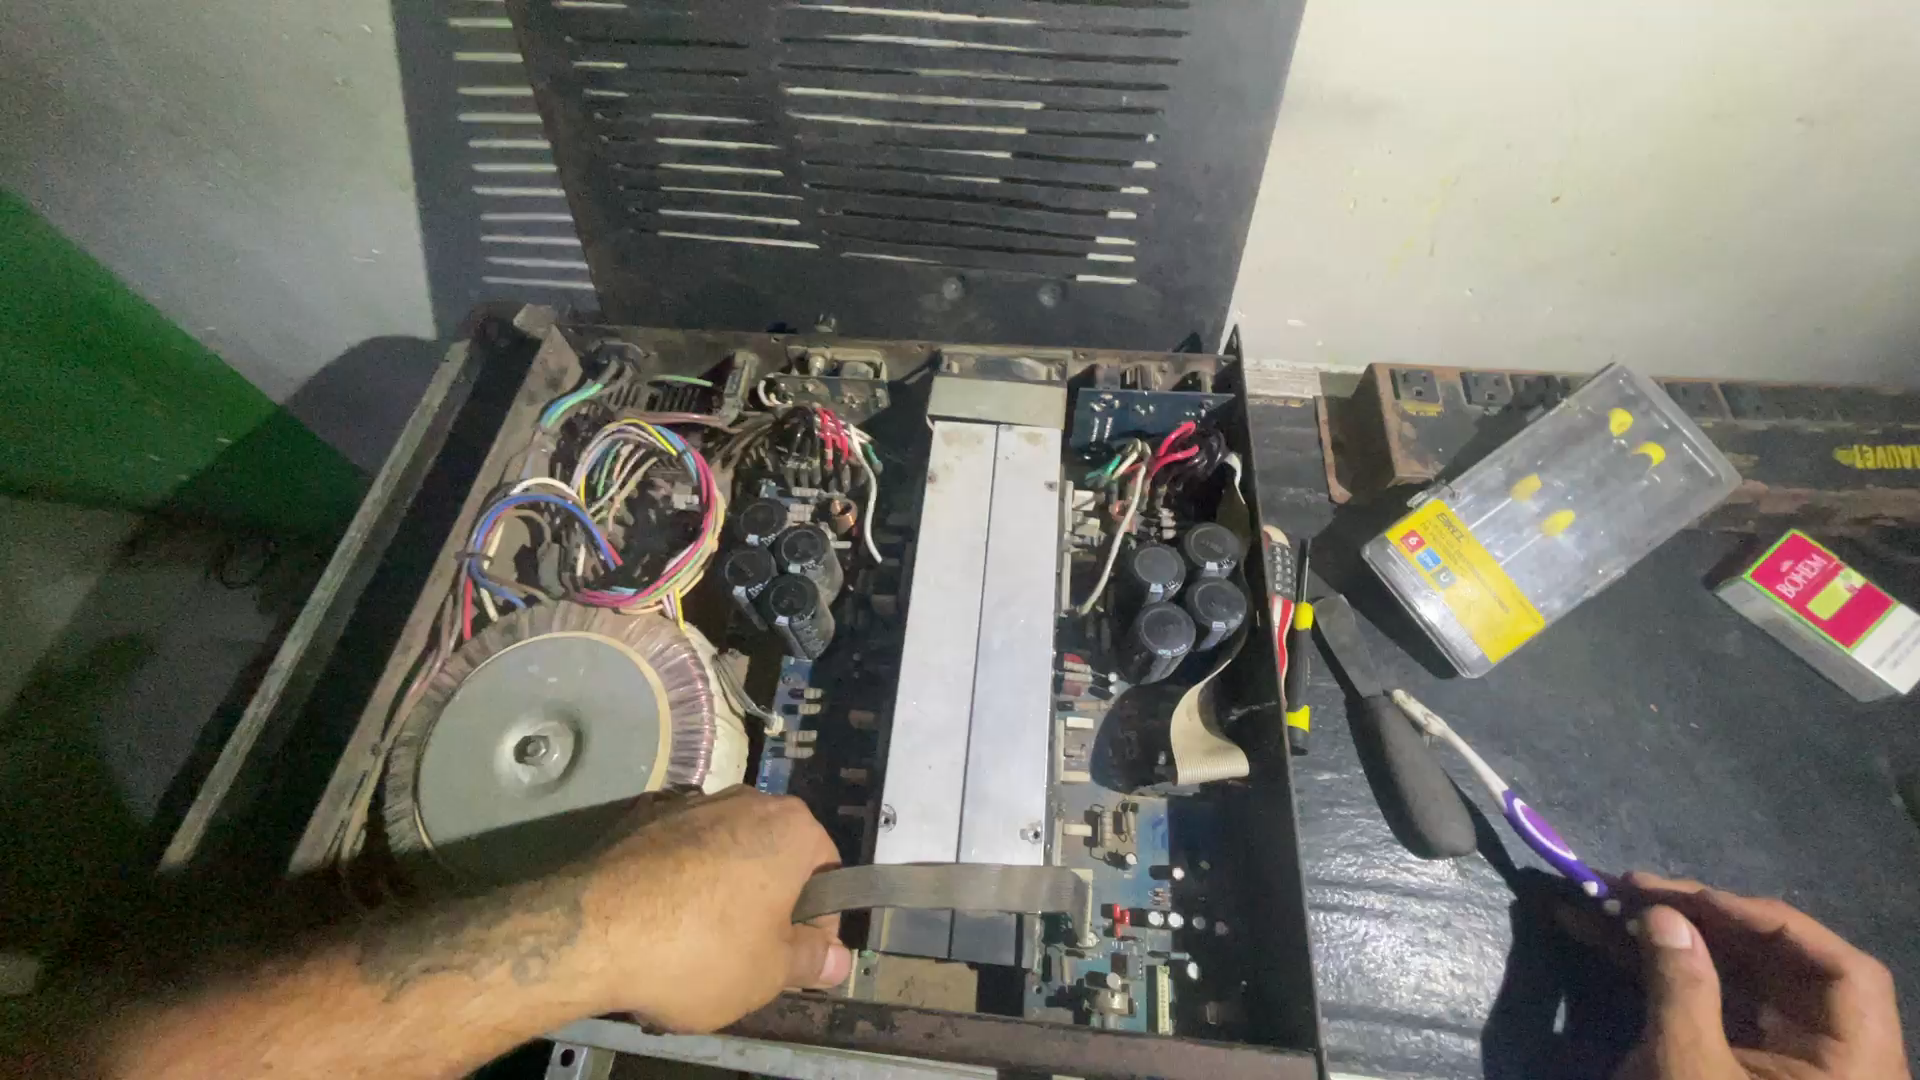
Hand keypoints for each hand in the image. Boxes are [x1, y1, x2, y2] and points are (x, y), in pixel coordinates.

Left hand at [579, 788, 851, 1031]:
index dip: (819, 920)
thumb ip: (812, 961)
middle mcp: (751, 800)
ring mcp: (696, 801)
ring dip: (725, 885)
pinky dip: (681, 874)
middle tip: (751, 951)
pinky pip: (682, 846)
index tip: (798, 956)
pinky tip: (660, 915)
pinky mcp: (648, 814)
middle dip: (771, 899)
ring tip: (697, 939)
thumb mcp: (769, 973)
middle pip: (777, 853)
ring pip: (729, 848)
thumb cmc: (699, 949)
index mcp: (793, 828)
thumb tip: (838, 959)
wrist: (589, 931)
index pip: (828, 870)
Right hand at [1603, 872, 1907, 1079]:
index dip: (1774, 923)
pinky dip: (1643, 954)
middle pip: (1778, 960)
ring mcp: (1770, 1046)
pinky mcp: (1724, 1046)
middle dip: (1699, 915)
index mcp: (1851, 1066)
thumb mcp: (1689, 1068)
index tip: (1694, 900)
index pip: (1843, 972)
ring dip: (1661, 927)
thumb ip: (1680, 986)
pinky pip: (1691, 985)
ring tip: (1600, 897)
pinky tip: (1588, 927)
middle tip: (1629, 887)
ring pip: (1726, 966)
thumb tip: (1662, 913)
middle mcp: (1822, 1049)